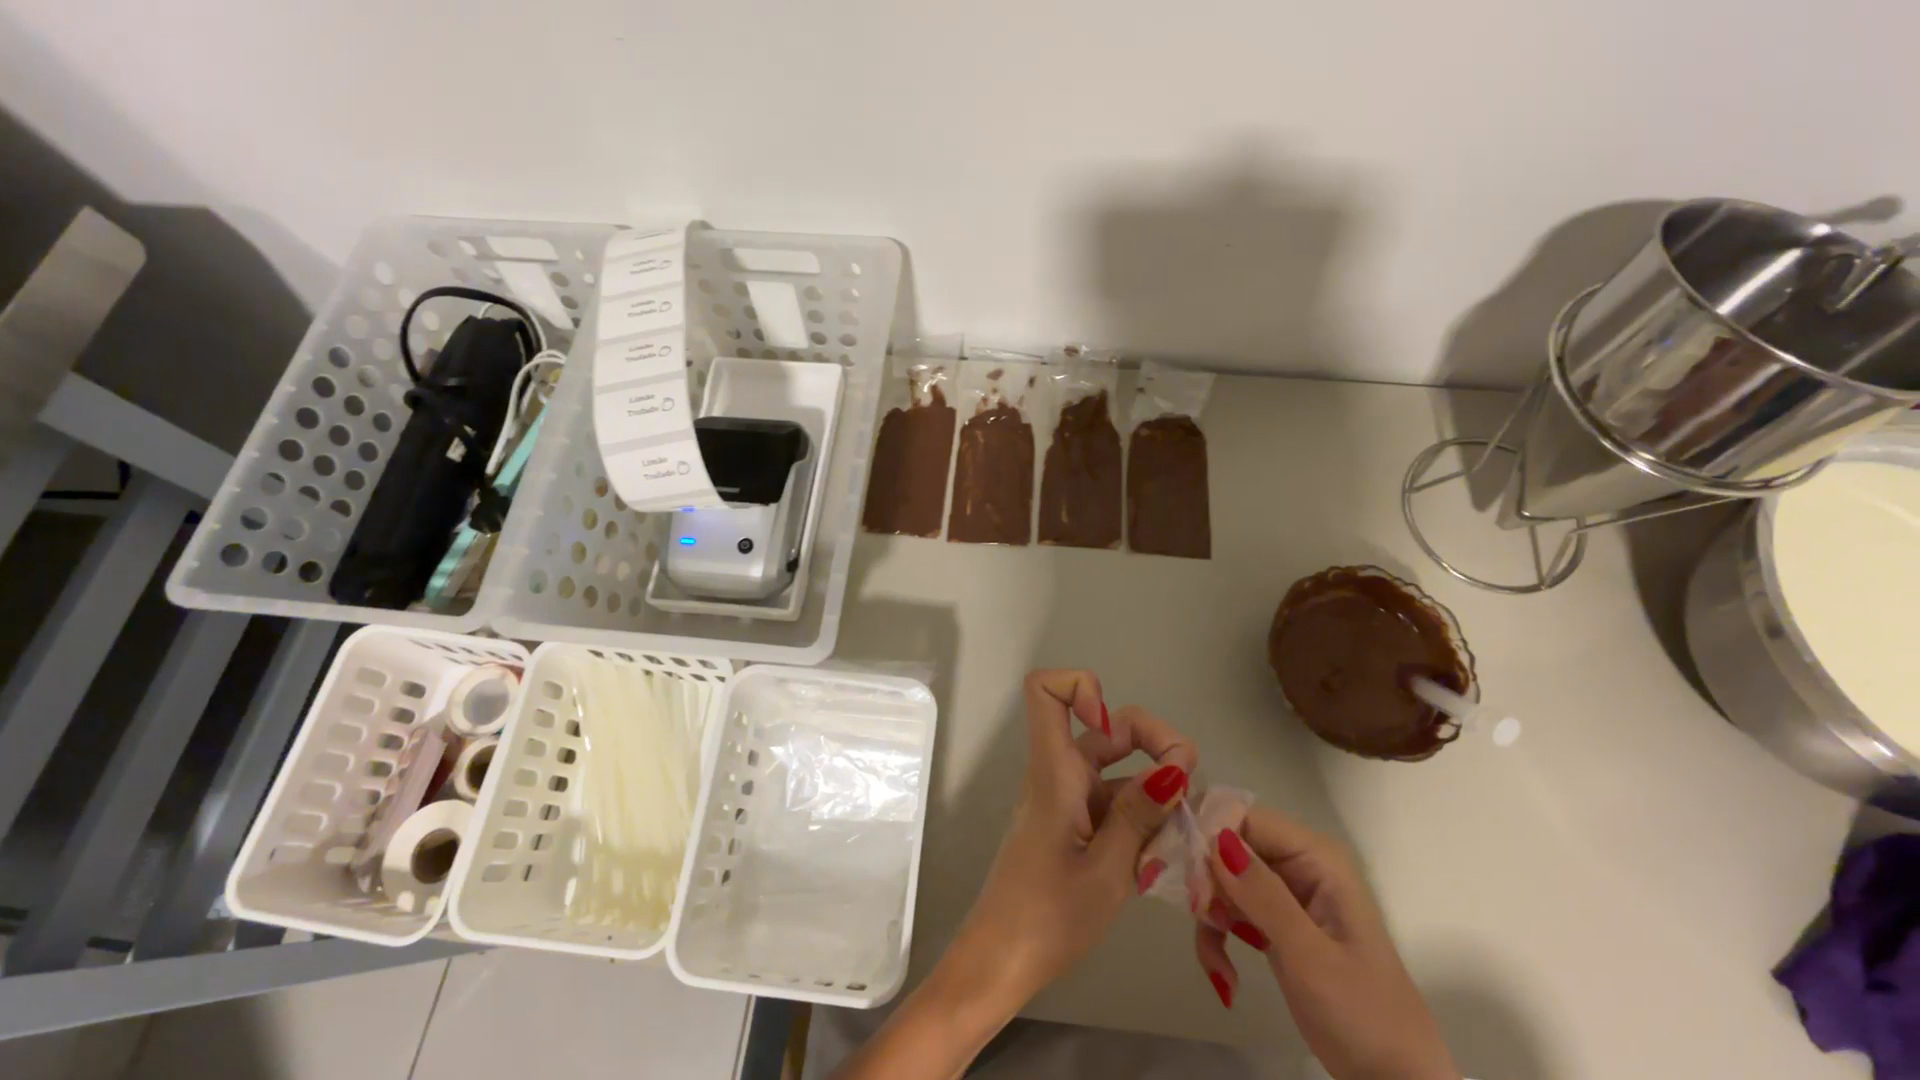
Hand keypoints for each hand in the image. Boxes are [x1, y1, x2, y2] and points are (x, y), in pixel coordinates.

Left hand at [830, 670, 1196, 1079]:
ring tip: (1186, 829)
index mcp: (1054, 774)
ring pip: (1119, 769)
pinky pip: (1116, 803)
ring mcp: (1068, 802)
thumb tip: (1174, 769)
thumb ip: (1140, 816)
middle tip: (1187, 784)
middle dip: (1154, 742)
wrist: (1000, 964)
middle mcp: (1059, 777)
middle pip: (1106, 727)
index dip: (1083, 687)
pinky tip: (1168, 852)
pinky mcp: (1076, 828)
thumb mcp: (1106, 871)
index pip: (1045, 691)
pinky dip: (1145, 817)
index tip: (1116, 728)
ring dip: (1157, 788)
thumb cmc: (1046, 920)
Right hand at [1197, 807, 1458, 1079]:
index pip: (1247, 818)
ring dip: (1209, 919)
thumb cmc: (1363, 1014)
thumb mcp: (1310, 956)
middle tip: (1202, 923)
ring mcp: (1287, 899)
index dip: (1208, 837)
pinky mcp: (1275, 927)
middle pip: (1228, 848)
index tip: (1182, 875)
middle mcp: (1300, 868)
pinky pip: (1230, 913)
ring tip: (1215, 963)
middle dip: (1205, 884)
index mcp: (1318, 859)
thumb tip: (1216, 839)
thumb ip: (1264, 896)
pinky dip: (1217, 939)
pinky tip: (1223, 976)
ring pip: (1223, 882)